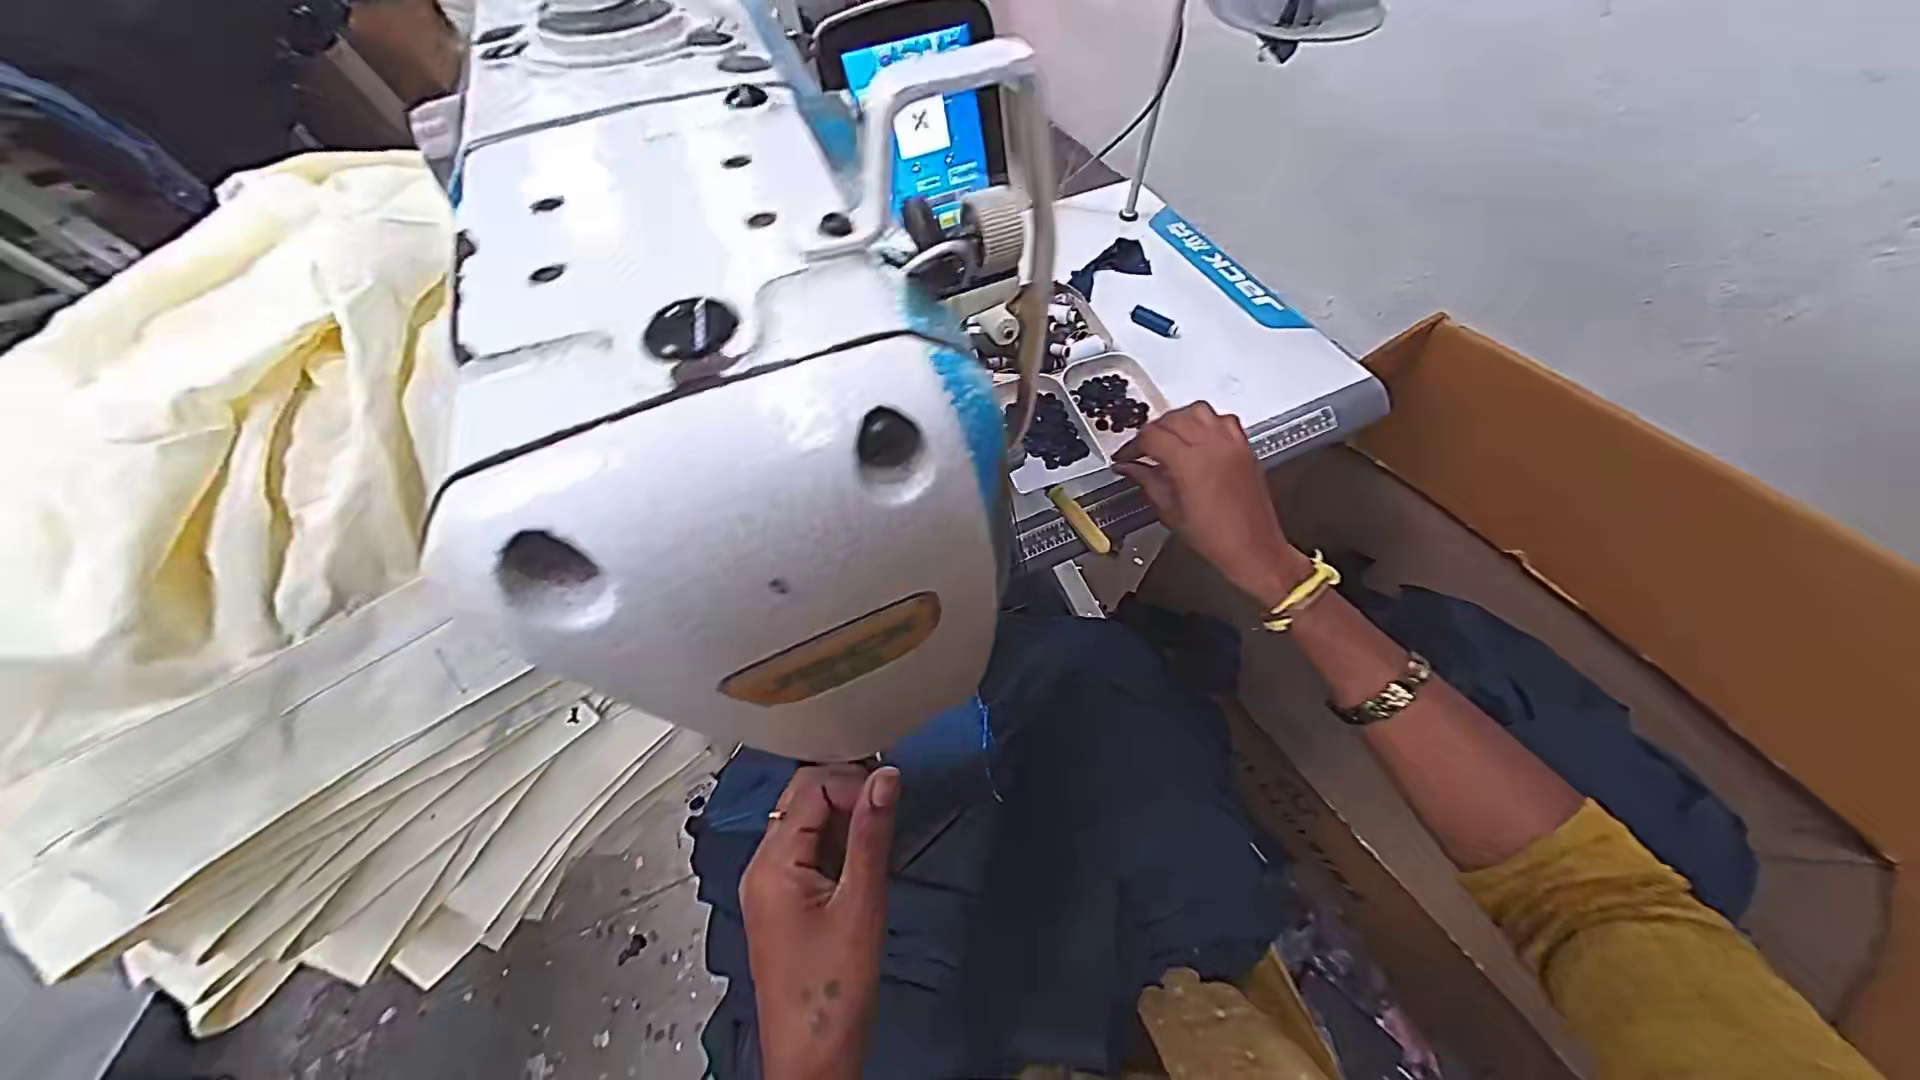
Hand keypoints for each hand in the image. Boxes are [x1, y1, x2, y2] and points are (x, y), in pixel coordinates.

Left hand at [741, 764, 899, 1079]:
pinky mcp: (783, 898)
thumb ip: (872, 833)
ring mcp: (769, 882)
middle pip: (801, 797)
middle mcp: (762, 865)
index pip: (811, 788)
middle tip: (886, 803)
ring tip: (878, 828)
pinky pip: (808, 846)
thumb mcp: (861, 903)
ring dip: (843, 813)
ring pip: (805, 819)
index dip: (852, 784)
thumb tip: (886, 776)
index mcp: (771, 863)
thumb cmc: (833, 991)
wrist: (814, 1062)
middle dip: (846, 789)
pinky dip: (837, 837)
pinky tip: (862, 852)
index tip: (886, 801)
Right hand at [1114, 402, 1310, 608]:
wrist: (1252, 547)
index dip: (1133, 446)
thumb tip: (1131, 468)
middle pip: (1172, 419)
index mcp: (1190, 463)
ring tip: (1167, 439)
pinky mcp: (1244, 447)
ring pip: (1197, 411)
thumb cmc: (1218, 538)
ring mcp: (1231, 444)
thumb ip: (1148, 482)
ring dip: (1177, 420)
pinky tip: (1198, 437)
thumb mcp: (1170, 511)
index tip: (1126, 456)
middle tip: (1141, 450)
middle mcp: (1213, 447)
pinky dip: (1206, 422)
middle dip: (1151, 432)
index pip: (1151, 436)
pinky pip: (1222, 420)